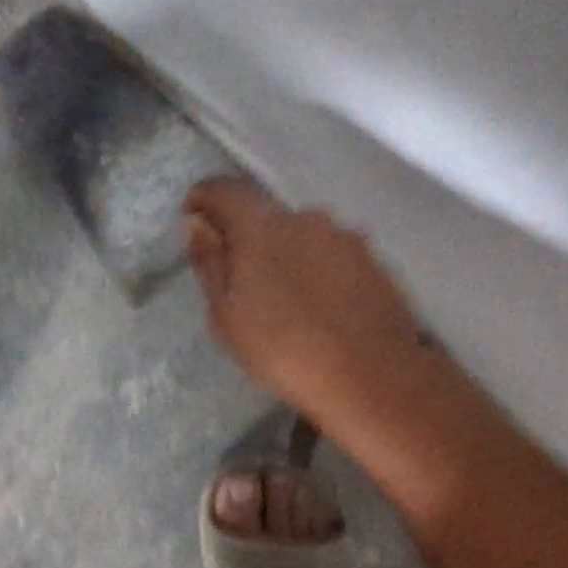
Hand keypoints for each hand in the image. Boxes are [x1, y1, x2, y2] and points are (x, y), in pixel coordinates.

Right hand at [184, 179, 423, 419]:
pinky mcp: (374, 262)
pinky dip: (317, 272)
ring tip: (282, 300)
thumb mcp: (226, 315)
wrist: (369, 377)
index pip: (224, 190)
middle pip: (266, 214)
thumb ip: (210, 264)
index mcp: (262, 225)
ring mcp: (347, 237)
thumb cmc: (282, 350)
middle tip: (238, 278)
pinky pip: (332, 256)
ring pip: (303, 235)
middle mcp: (307, 217)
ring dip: (286, 255)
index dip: (203, 200)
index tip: (192, 220)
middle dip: (247, 237)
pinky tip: (317, 309)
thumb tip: (197, 226)